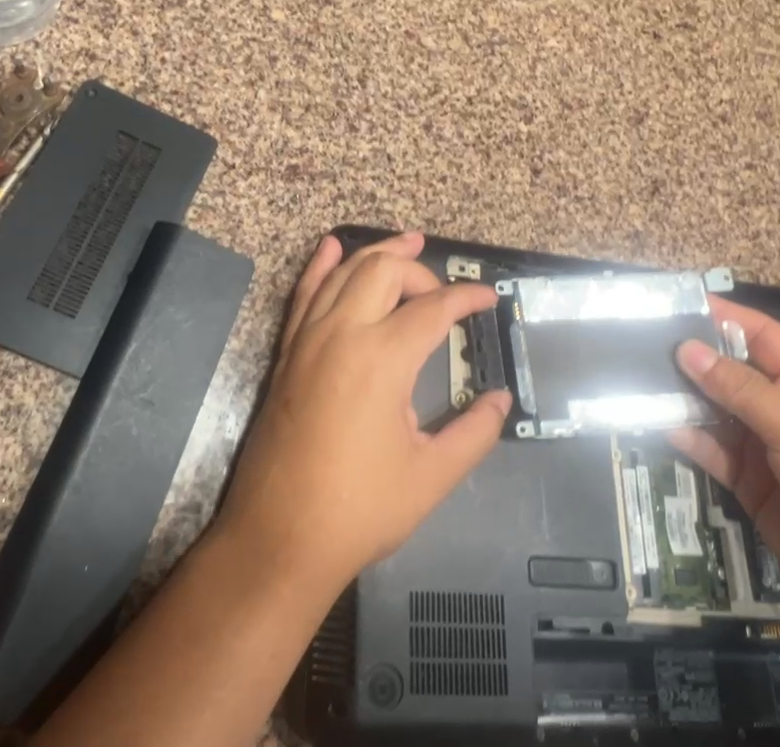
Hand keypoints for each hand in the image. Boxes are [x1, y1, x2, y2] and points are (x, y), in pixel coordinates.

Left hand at [213, 232, 511, 593]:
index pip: (433, 307)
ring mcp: (306, 340)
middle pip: (384, 271)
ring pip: (342, 272)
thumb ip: (474, 432)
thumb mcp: (432, 475)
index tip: (489, 299)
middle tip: (446, 293)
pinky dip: (320, 266)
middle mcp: (341, 334)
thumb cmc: (359, 509)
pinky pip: (303, 294)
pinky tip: (331, 248)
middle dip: (420, 270)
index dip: (467, 297)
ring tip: (407, 244)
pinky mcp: (286, 354)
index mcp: (382, 359)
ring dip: (377, 253)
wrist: (279, 535)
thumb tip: (500, 400)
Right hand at [669, 298, 779, 645]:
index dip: (724, 317)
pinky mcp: (751, 484)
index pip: (764, 336)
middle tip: (638, 341)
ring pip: (715, 412)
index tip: (675, 302)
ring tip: (636, 378)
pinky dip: (687, 438)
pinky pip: (712, 451)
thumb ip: (742, 392)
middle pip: (732, 373)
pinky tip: (659, 423)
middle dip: (692, 358)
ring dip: (682, 398)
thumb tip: (687, 349)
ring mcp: (768, 448)